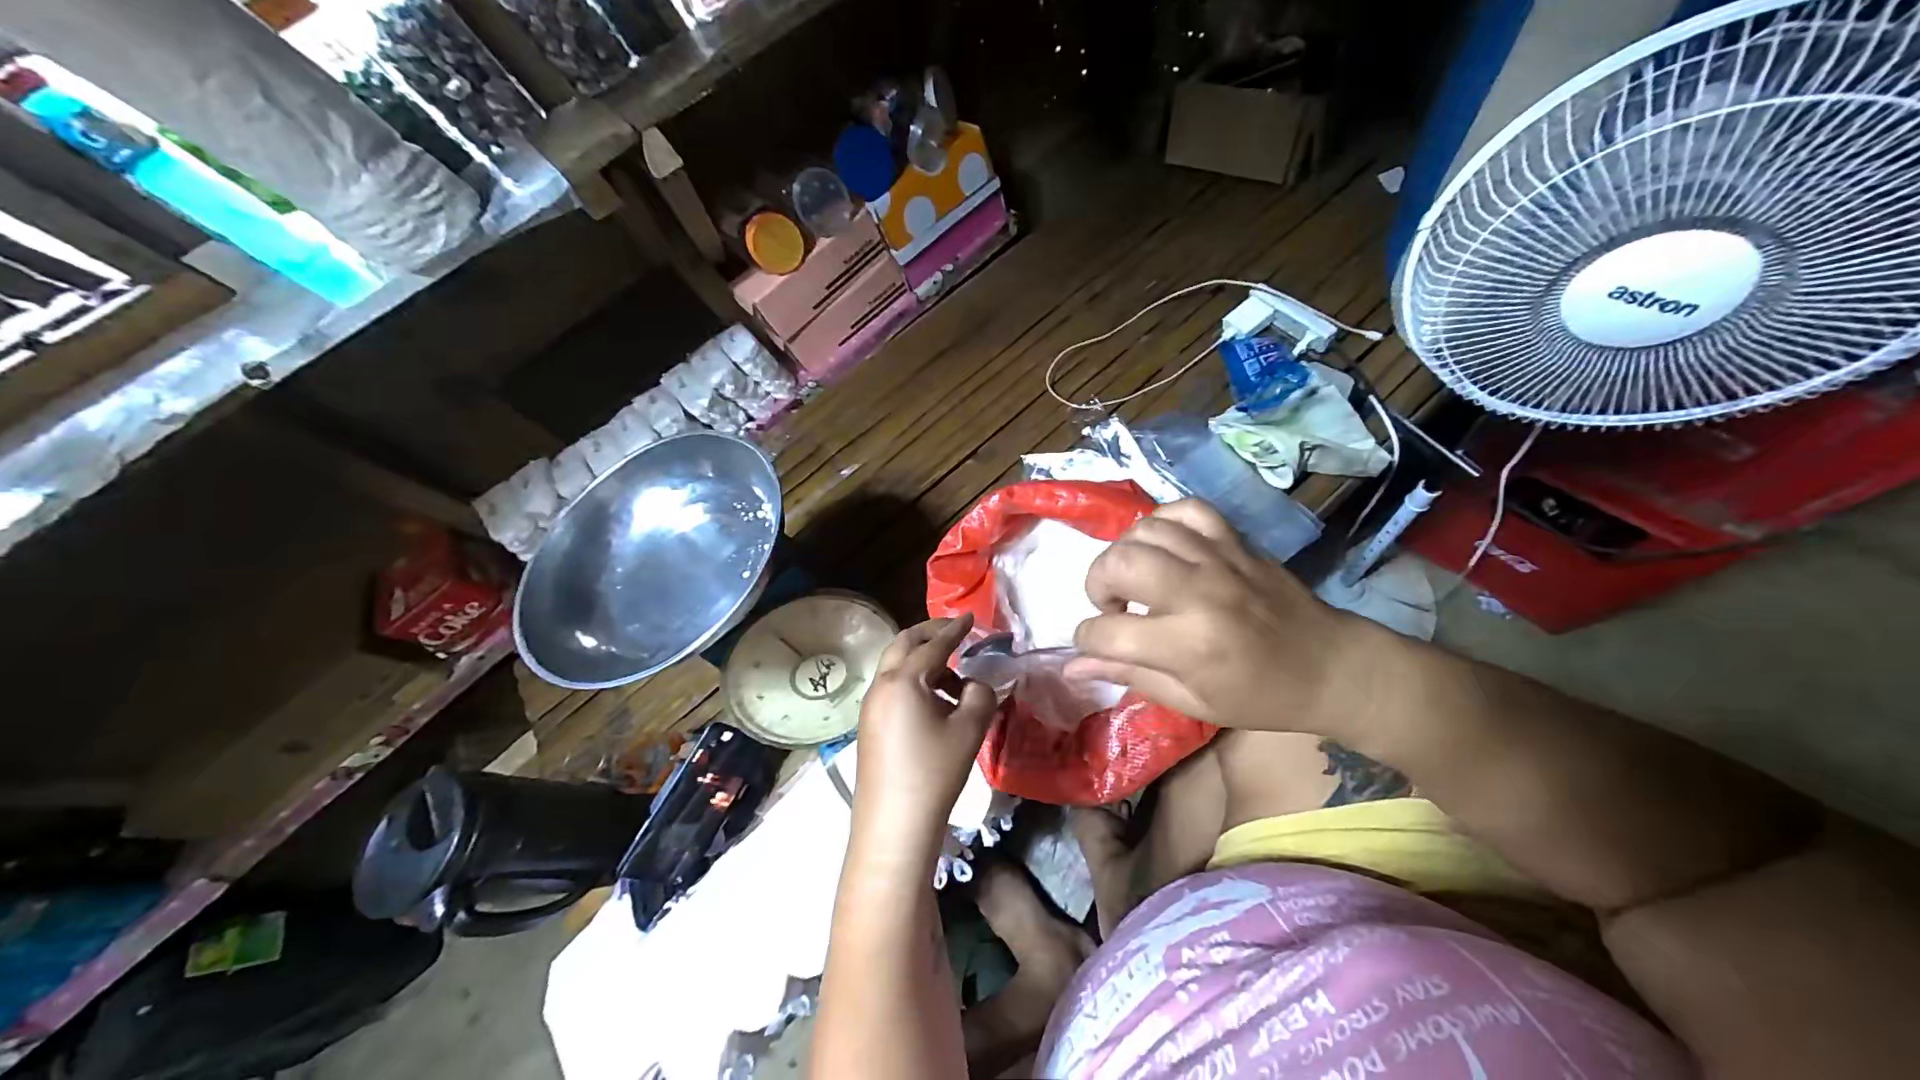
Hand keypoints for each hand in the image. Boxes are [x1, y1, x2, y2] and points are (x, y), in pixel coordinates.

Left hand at [853, 614, 996, 848]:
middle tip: (956, 634)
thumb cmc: (934, 772)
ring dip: (923, 661)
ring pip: (895, 667)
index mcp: (903, 680)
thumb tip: (974, 686)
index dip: (955, 629)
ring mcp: (870, 707)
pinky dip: (914, 682)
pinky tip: (935, 704)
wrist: (894, 824)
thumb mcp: (969, 730)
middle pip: (904, 645)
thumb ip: (980, 696)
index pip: (933, 644)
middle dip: (930, 634)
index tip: (971, 617)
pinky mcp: (869, 726)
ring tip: (954, 679)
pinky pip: (892, 689)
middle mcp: (880, 686)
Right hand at [1064, 499, 1381, 734]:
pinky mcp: (1236, 541)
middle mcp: (1199, 592)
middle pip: (1119, 562)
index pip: (1108, 631)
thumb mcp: (1191, 701)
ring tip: (1136, 578)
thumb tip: (1072, 666)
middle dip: (1098, 584)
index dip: (1087, 639)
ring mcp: (1220, 559)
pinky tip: (1162, 546)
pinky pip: (1186, 510)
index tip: (1095, 644)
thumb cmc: (1259, 696)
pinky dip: (1162, 522)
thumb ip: (1129, 675)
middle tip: (1114, 606)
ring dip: (1126, 554)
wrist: (1331, 666)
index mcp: (1188, 644)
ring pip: (1146, 531)